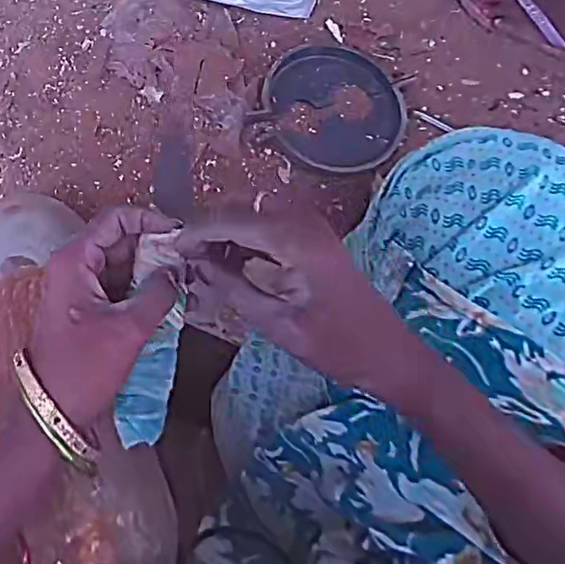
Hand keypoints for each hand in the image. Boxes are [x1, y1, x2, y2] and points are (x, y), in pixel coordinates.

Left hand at [25, 207, 180, 428]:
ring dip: (147, 267)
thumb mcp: (127, 330)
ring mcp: (75, 285)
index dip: (148, 219)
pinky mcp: (82, 305)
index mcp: (75, 259)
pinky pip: (114, 283)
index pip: (115, 219)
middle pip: (117, 238)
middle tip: (183, 257)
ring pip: (118, 262)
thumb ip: (157, 294)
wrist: (48, 414)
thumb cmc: (83, 368)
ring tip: (179, 276)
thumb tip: (176, 272)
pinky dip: (137, 285)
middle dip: (151, 245)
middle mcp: (72, 264)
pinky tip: (162, 296)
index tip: (176, 232)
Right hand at [177, 209, 434, 401]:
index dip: (198, 232)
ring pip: (252, 214)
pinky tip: (229, 261)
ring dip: (225, 232)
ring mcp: (309, 225)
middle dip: (208, 229)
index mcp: (293, 239)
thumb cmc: (339, 346)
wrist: (392, 353)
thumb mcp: (279, 324)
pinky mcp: (312, 235)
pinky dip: (244, 237)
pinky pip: (268, 225)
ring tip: (200, 261)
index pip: (232, 221)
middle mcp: (301, 221)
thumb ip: (235, 290)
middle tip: (183, 257)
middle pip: (241, 210)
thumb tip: (198, 268)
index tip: (172, 247)